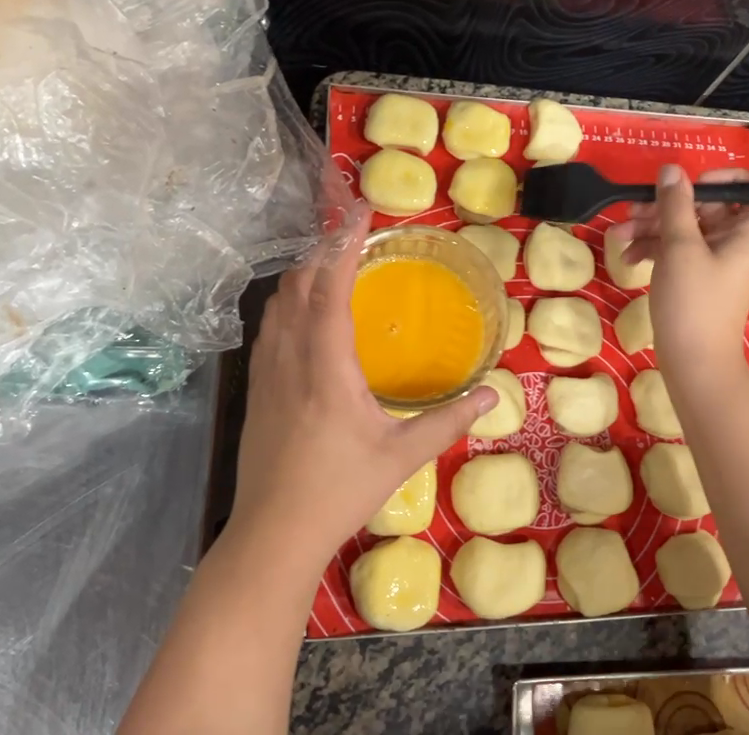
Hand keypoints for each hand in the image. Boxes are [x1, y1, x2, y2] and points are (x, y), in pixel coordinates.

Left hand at [231, 203, 498, 563]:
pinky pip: (269, 327)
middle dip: (321, 251)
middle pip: (297, 284)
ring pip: (277, 304)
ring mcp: (266, 372)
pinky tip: (305, 315)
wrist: (273, 534)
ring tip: (331, 264)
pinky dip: (288, 303)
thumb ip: (448, 421)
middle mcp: (290, 357)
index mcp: (326, 366)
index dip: (342, 245)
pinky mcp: (256, 389)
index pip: (330, 287)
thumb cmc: (340, 491)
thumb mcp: (402, 456)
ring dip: (302, 275)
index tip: (359, 213)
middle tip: (351, 234)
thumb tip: (491, 395)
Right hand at [606, 165, 748, 375]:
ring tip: (619, 234)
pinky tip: (628, 258)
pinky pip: (677, 251)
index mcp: (746, 234)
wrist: (694, 365)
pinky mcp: (696, 279)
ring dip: (652, 226)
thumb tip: (672, 170)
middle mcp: (734, 244)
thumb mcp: (680, 248)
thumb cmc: (694, 303)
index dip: (728, 179)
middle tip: (635, 209)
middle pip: (708, 207)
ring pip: (686, 229)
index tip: (694, 183)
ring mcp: (714, 263)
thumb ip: (675, 205)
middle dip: (668, 205)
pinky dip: (654, 249)